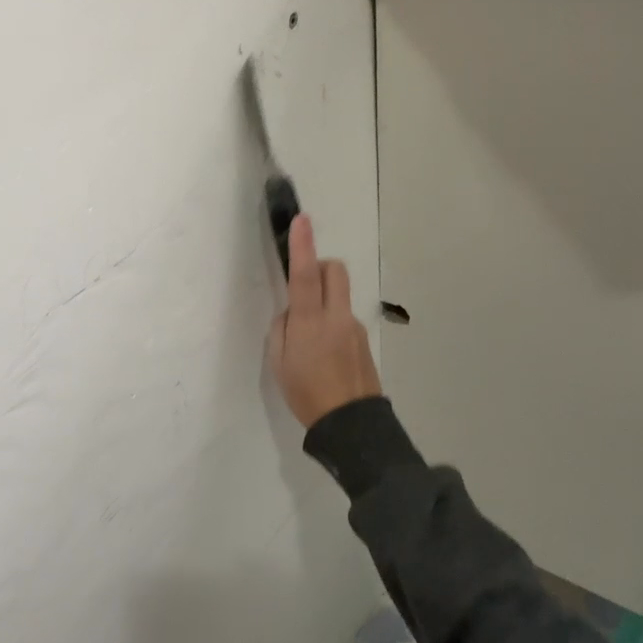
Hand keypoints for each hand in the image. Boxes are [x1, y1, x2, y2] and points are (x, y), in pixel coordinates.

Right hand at [269, 214, 381, 427]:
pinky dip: (329, 325)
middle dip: (320, 266)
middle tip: (303, 286)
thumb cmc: (306, 393)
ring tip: (306, 342)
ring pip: (339, 297)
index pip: (306, 274)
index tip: (302, 220)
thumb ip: (283, 329)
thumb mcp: (279, 362)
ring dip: (322, 302)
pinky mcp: (363, 341)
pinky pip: (342, 320)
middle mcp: (337, 317)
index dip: (303, 246)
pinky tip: (322, 357)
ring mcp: (354, 328)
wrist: (351, 423)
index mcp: (310, 321)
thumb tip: (293, 313)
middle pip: (335, 271)